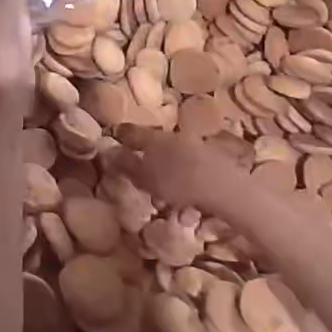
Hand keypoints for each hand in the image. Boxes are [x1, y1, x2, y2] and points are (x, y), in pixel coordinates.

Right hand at [115, 128, 268, 222]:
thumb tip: (108, 152)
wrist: (223, 186)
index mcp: (155, 138)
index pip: (133, 132)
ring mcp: (195, 145)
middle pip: (155, 144)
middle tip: (142, 174)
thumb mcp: (146, 178)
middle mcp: (174, 136)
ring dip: (168, 170)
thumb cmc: (178, 182)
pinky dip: (184, 178)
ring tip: (166, 193)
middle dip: (148, 156)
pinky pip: (190, 167)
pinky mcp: (212, 158)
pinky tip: (187, 199)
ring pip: (174, 156)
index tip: (115, 136)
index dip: (122, 135)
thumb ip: (127, 165)